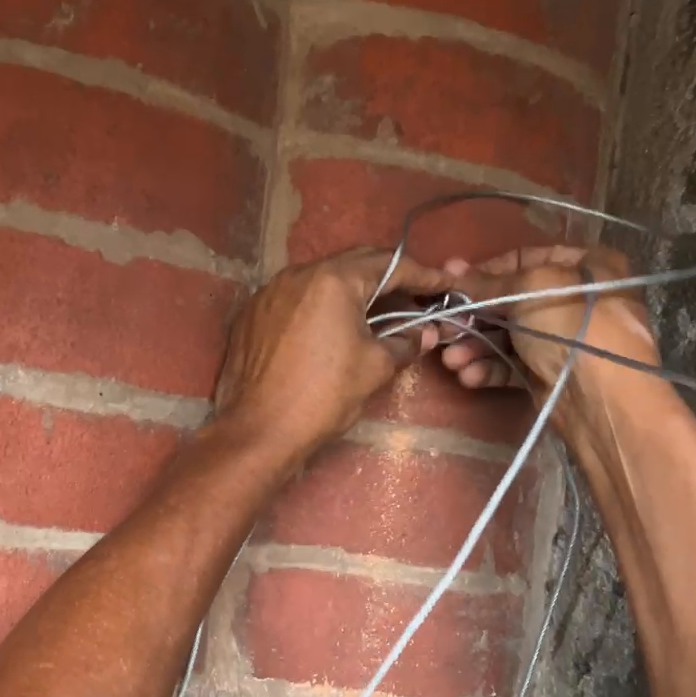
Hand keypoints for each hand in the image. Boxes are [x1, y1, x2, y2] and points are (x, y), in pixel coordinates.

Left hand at [213, 249, 447, 470]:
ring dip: (351, 292)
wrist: (257, 431)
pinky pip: (293, 300)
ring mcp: (268, 293)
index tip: (446, 286)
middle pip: (354, 265)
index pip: (390, 265)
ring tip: (376, 313)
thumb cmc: (322, 397)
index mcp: (333, 279)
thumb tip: (423, 334)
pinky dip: (318, 307)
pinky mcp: (250, 316)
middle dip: (387, 279)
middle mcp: (297, 274)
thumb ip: (404, 342)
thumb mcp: (374, 368)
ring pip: (320, 281)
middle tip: (414, 297)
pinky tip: (331, 329)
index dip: (424, 276)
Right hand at [435, 245, 659, 390]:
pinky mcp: (546, 371)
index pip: (524, 259)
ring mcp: (559, 338)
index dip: (486, 272)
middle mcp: (573, 300)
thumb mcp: (530, 288)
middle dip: (473, 317)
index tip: (452, 285)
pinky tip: (469, 376)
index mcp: (584, 266)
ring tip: (452, 361)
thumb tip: (452, 268)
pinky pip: (510, 364)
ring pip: (505, 336)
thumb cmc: (571, 324)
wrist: (597, 392)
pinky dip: (488, 368)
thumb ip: (489, 281)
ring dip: (473, 347)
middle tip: (444, 329)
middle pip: (509, 302)